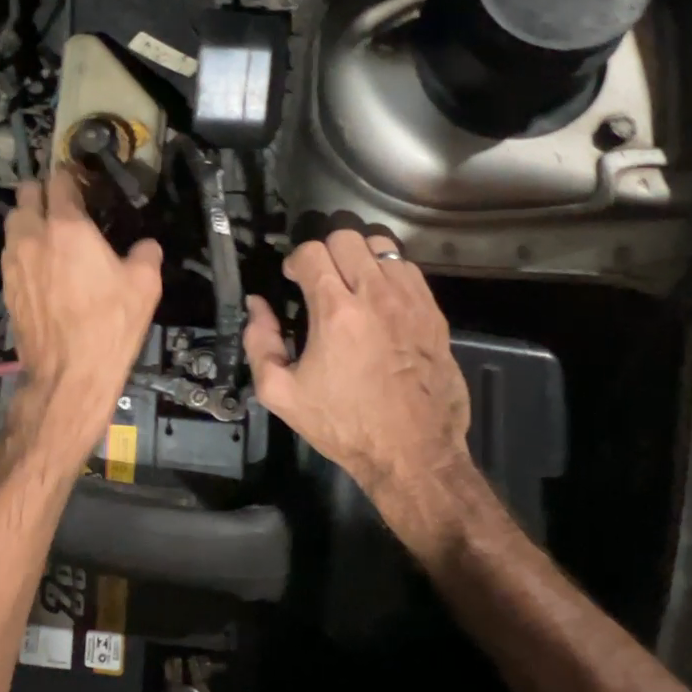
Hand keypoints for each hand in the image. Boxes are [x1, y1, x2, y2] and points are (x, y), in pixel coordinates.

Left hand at [0, 167, 162, 467]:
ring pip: (13, 220)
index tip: (83, 180)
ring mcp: (14, 261)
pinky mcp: (6, 286)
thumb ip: (146, 254)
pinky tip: (42, 263)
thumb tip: (145, 246)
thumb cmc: (109, 326)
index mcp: (68, 227)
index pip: (60, 181)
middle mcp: (33, 236)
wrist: (68, 374)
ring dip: (29, 217)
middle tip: (65, 203)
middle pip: (27, 193)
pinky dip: (23, 246)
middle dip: (44, 191)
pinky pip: (10, 251)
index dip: (71, 175)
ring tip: (50, 231)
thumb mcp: (144, 286)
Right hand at [244, 231, 473, 536]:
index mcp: (336, 312)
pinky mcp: (434, 315)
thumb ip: (259, 342)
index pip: (311, 252)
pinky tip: (381, 300)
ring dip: (360, 258)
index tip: (293, 281)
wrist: (413, 454)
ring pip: (382, 246)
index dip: (295, 262)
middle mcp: (376, 296)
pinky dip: (389, 273)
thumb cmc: (343, 425)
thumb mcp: (281, 393)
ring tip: (353, 284)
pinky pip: (409, 269)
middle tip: (321, 280)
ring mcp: (410, 302)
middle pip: (347, 237)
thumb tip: (256, 305)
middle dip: (326, 252)